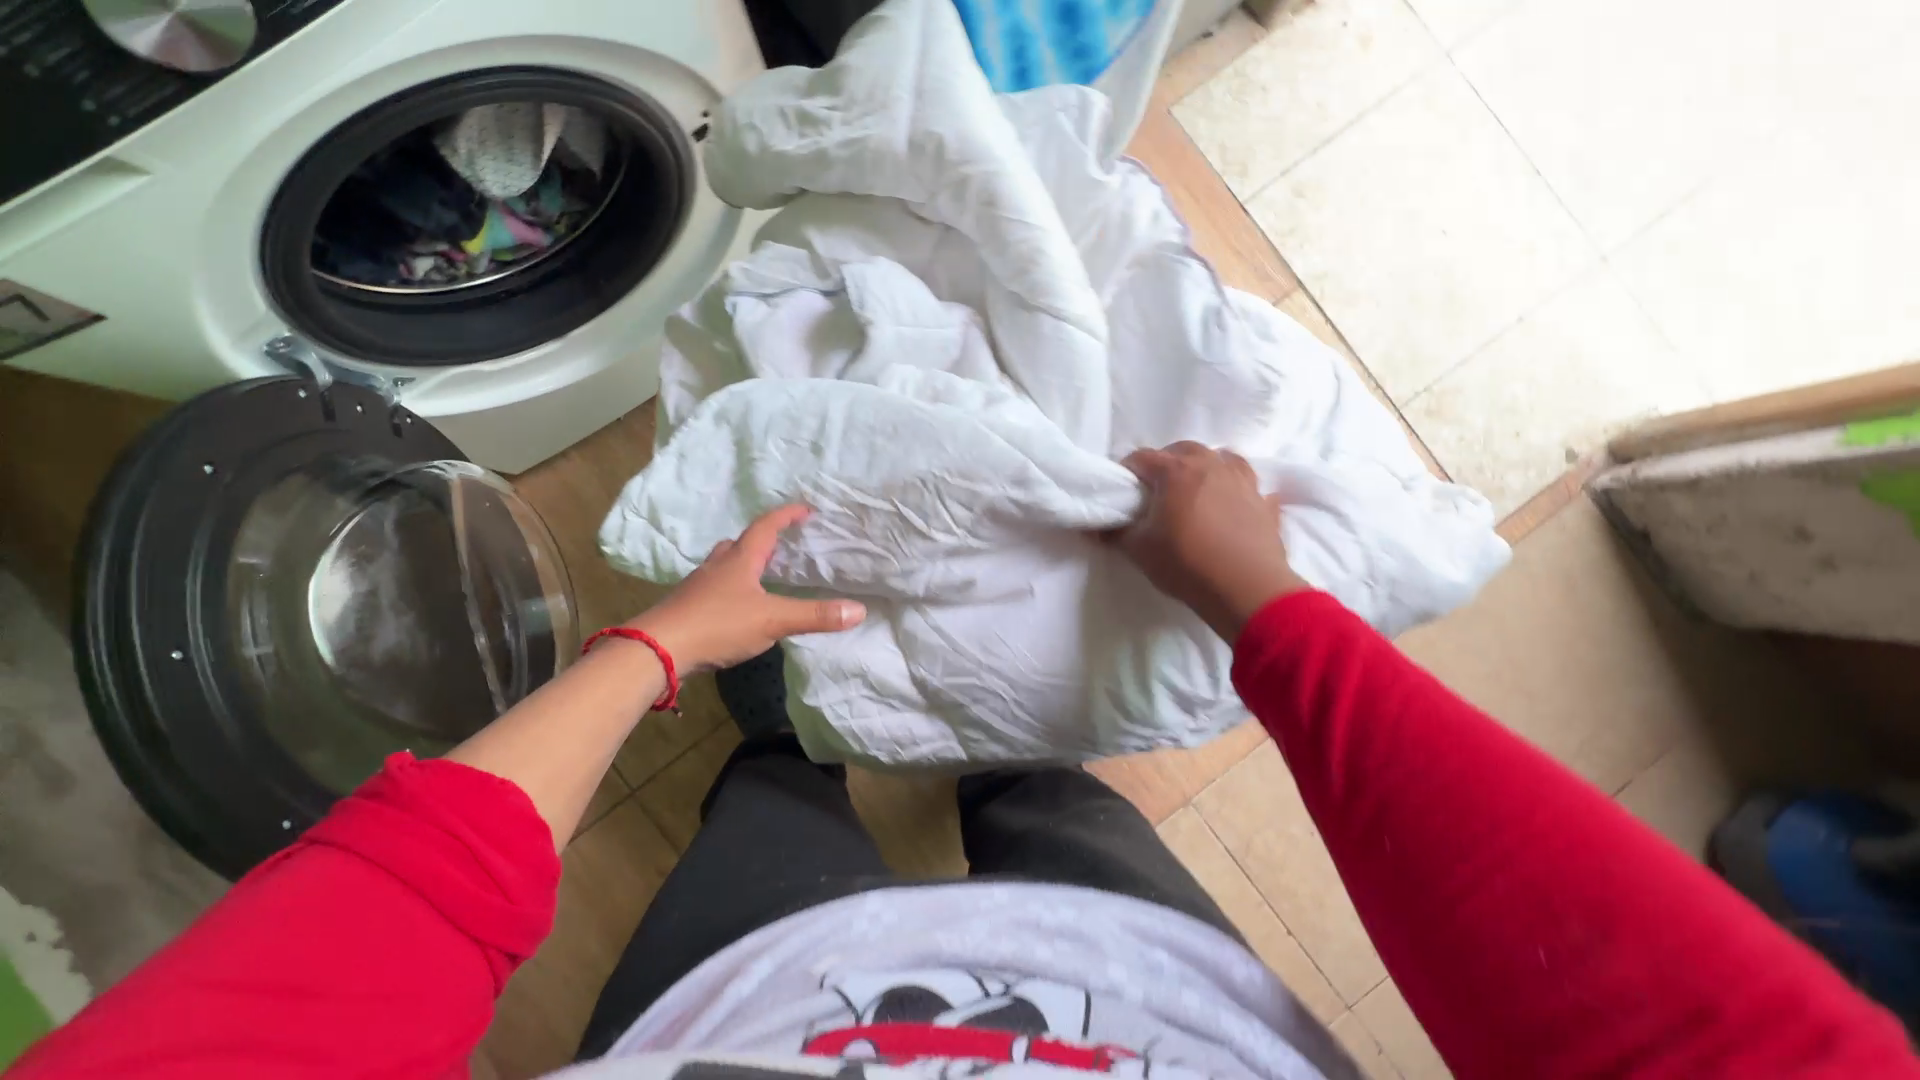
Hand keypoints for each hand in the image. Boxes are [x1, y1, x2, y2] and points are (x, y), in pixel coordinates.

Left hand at [625, 505, 865, 671]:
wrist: (657, 649)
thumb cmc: (717, 625)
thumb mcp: (772, 620)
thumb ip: (815, 616)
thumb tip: (859, 610)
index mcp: (740, 559)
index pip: (766, 526)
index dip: (787, 515)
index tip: (806, 509)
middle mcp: (718, 566)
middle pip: (741, 543)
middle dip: (763, 540)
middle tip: (783, 545)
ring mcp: (699, 586)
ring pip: (724, 565)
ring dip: (743, 563)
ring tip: (762, 574)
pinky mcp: (687, 607)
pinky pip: (714, 588)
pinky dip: (730, 589)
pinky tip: (737, 607)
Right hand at [1109, 442, 1306, 642]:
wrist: (1245, 588)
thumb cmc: (1185, 563)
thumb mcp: (1139, 550)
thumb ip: (1116, 533)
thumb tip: (1095, 528)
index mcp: (1176, 471)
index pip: (1142, 457)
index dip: (1128, 470)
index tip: (1122, 489)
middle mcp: (1211, 466)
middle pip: (1184, 450)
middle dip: (1168, 462)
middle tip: (1158, 489)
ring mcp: (1243, 482)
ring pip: (1223, 459)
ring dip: (1207, 468)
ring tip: (1198, 490)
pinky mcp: (1265, 503)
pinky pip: (1251, 487)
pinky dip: (1240, 492)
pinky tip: (1235, 506)